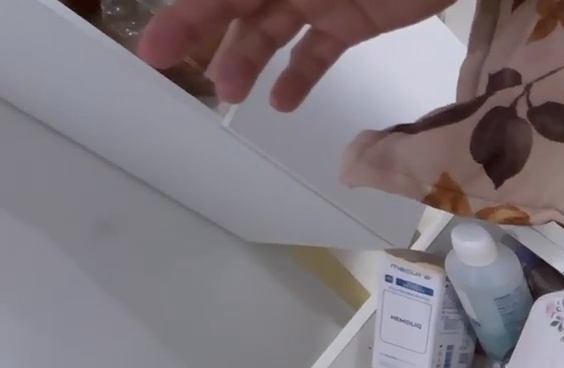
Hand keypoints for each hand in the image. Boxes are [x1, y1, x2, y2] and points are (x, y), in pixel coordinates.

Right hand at [138, 0, 457, 110]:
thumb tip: (222, 6)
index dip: (182, 20)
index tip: (154, 50)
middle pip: (231, 10)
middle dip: (205, 41)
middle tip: (188, 79)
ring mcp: (313, 0)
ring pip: (269, 34)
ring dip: (249, 64)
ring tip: (232, 96)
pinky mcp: (349, 24)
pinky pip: (317, 53)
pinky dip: (300, 77)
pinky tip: (281, 103)